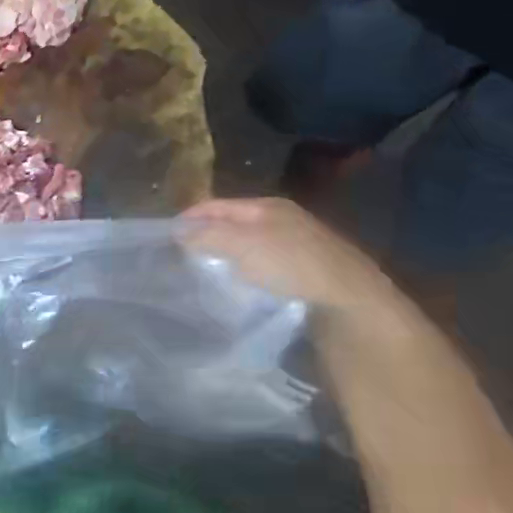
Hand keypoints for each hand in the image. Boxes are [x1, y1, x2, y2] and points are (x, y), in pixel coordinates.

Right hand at [180, 197, 400, 312]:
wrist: (351, 307)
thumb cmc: (292, 266)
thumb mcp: (241, 244)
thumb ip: (204, 234)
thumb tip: (176, 231)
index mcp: (268, 207)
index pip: (213, 206)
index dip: (186, 219)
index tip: (161, 241)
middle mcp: (281, 223)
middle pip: (228, 227)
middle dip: (201, 241)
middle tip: (176, 261)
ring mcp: (293, 250)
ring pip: (242, 250)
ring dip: (220, 262)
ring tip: (198, 279)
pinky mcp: (300, 277)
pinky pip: (257, 271)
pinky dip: (239, 278)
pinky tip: (230, 292)